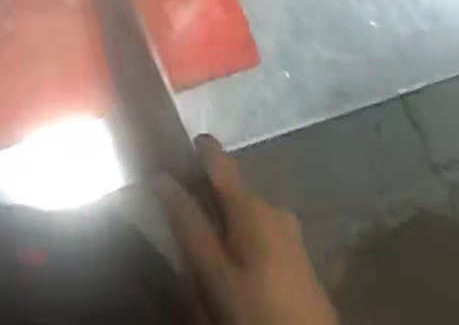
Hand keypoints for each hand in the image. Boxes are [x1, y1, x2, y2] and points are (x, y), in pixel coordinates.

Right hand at [160, 136, 338, 324]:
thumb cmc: (259, 312)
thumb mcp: (215, 274)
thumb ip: (189, 225)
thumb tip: (162, 177)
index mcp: (252, 205)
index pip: (218, 157)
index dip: (193, 149)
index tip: (169, 156)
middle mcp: (273, 207)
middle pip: (230, 186)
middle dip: (203, 192)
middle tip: (175, 212)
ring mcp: (289, 232)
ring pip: (243, 210)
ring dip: (220, 218)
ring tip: (198, 241)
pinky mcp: (296, 256)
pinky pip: (258, 230)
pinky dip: (237, 235)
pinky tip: (227, 262)